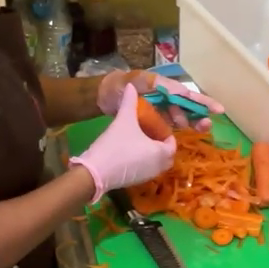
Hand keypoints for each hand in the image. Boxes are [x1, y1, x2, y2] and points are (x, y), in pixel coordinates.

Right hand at [70, 83, 176, 200]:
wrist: (96, 172)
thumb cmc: (116, 145)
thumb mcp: (124, 120)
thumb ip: (130, 102)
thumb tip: (131, 85)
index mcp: (161, 152)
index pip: (172, 144)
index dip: (166, 134)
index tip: (156, 125)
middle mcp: (158, 167)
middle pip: (166, 155)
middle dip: (161, 144)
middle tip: (149, 132)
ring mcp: (147, 176)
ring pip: (156, 164)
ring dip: (152, 153)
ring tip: (139, 139)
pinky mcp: (136, 182)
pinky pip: (145, 170)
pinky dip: (143, 161)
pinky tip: (129, 151)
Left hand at [97, 70, 220, 131]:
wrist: (100, 98)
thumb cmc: (115, 88)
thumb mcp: (130, 84)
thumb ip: (155, 87)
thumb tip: (176, 90)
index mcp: (160, 86)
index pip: (185, 93)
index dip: (201, 101)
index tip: (217, 109)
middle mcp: (162, 95)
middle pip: (185, 105)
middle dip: (198, 114)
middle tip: (207, 126)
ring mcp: (157, 107)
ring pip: (179, 115)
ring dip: (190, 121)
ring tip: (199, 130)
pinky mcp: (151, 119)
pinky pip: (168, 124)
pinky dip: (176, 128)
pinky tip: (182, 134)